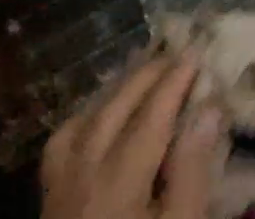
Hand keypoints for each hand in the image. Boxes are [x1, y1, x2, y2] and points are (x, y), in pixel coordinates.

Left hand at [41, 52, 223, 218]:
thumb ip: (192, 170)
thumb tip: (206, 109)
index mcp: (119, 184)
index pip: (150, 116)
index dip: (174, 81)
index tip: (196, 52)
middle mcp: (81, 179)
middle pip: (112, 112)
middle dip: (144, 77)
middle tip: (174, 54)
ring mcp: (58, 195)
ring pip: (80, 126)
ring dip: (112, 93)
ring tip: (140, 75)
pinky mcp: (48, 211)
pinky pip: (60, 149)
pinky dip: (84, 121)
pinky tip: (98, 120)